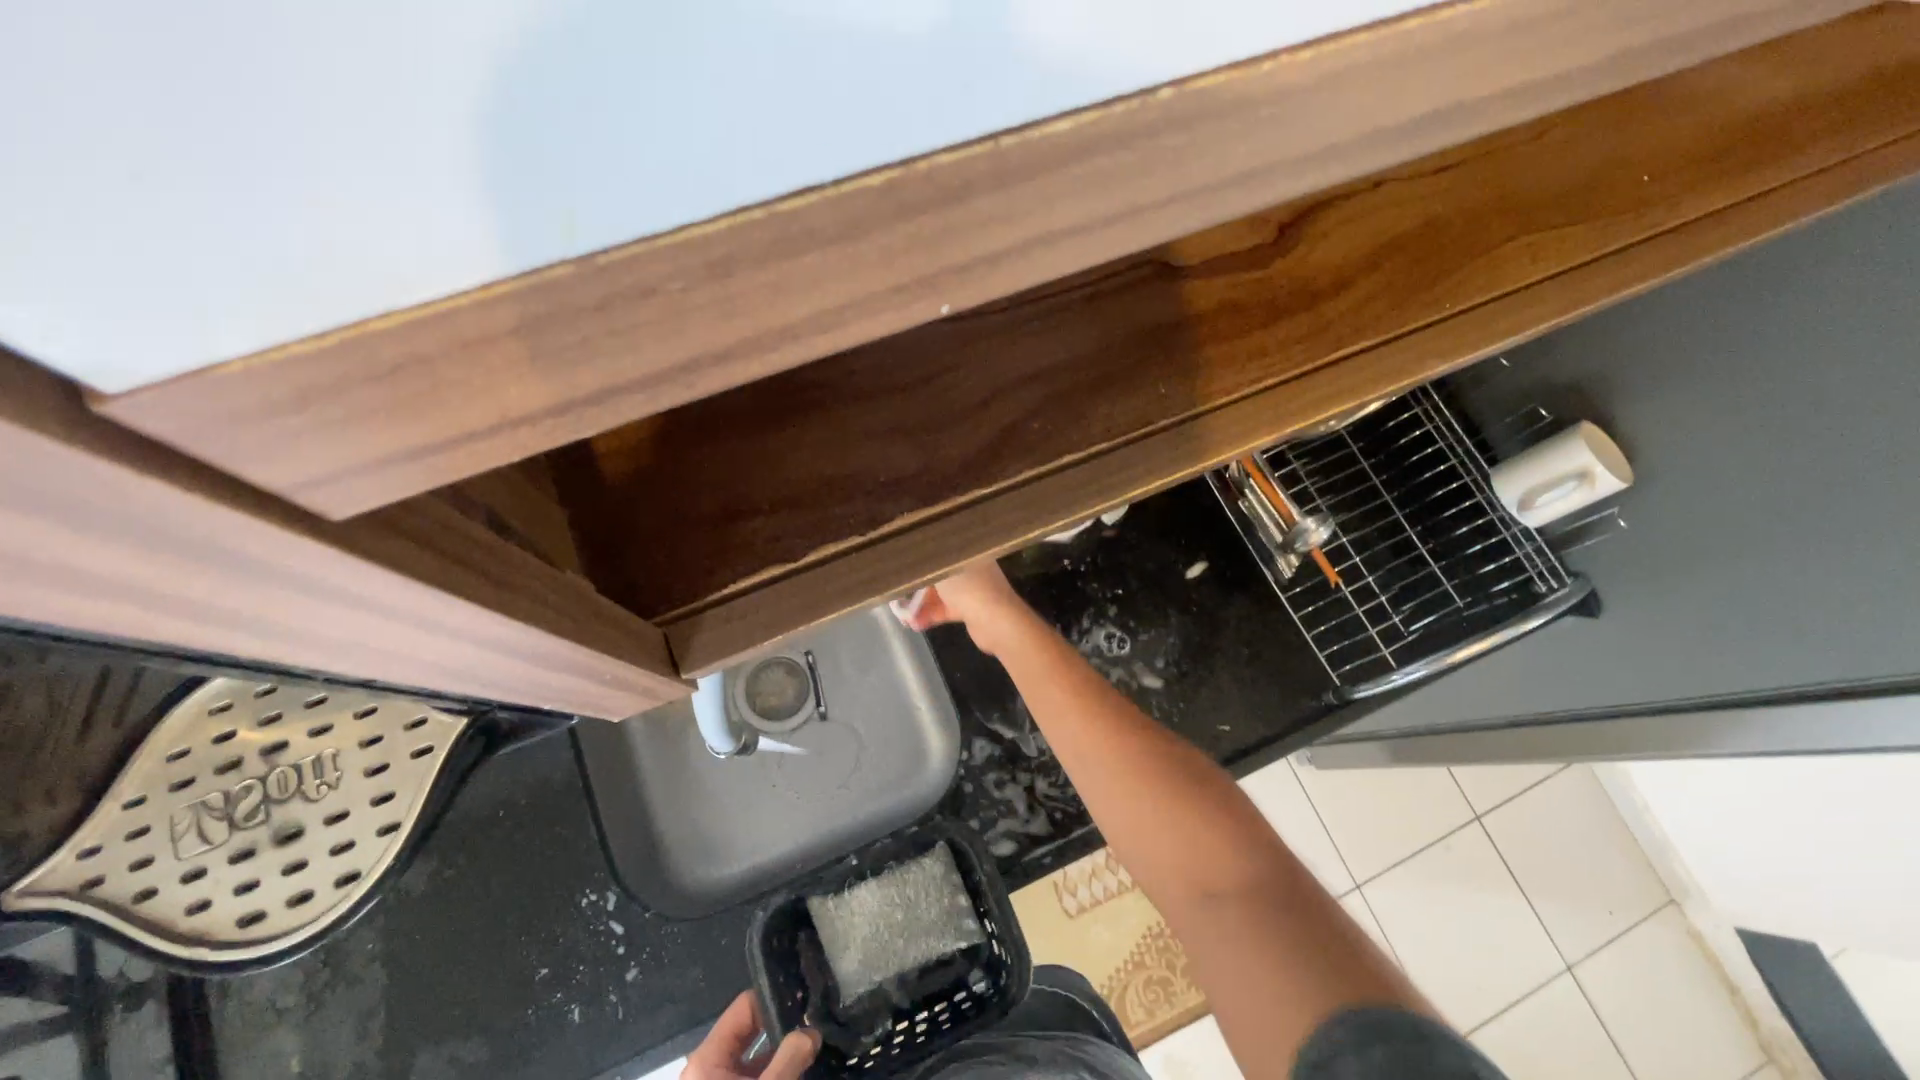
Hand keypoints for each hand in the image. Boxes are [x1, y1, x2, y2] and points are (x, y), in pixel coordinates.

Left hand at [683, 991, 819, 1079]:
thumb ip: (789, 1059)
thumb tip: (812, 1031)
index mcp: (707, 1057)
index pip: (744, 1007)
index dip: (775, 1000)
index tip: (806, 1000)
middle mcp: (709, 1065)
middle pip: (751, 1029)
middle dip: (782, 1024)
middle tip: (815, 1018)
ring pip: (756, 1055)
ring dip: (783, 1049)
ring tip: (815, 1040)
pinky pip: (756, 1075)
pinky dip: (776, 1068)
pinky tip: (803, 1065)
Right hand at [898, 560, 1033, 655]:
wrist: (996, 621)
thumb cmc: (968, 587)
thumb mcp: (939, 567)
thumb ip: (920, 561)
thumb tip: (904, 553)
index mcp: (967, 550)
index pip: (938, 548)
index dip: (917, 556)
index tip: (898, 563)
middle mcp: (969, 567)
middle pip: (935, 573)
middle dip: (914, 585)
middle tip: (894, 594)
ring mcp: (970, 590)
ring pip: (937, 594)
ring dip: (919, 604)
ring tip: (901, 616)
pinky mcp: (968, 610)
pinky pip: (942, 609)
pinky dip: (928, 615)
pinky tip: (913, 624)